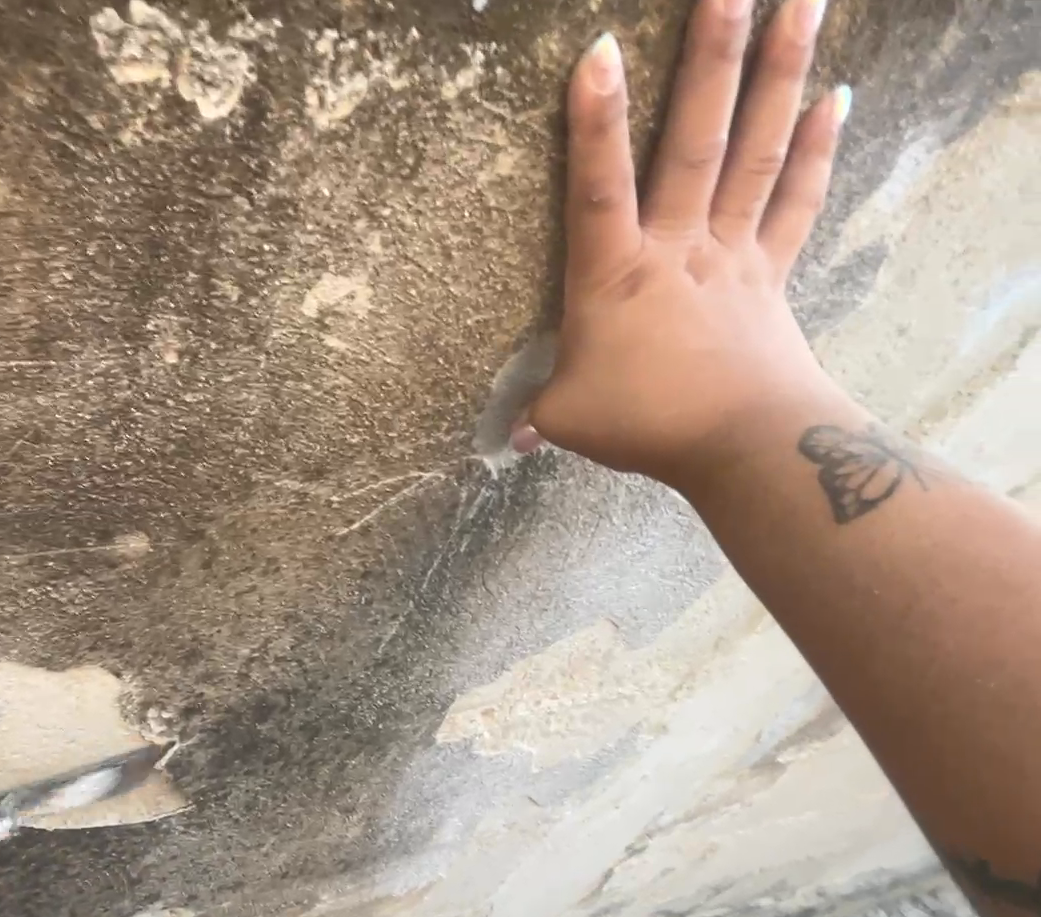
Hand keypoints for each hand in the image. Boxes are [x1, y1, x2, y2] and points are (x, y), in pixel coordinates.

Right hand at [526, 0, 855, 488]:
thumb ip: (533, 414)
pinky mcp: (768, 272)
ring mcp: (730, 253)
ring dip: (779, 76)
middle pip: (693, 143)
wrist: (743, 442)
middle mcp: (676, 247)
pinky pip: (794, 200)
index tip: (600, 50)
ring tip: (801, 2)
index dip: (594, 121)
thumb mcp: (563, 418)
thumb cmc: (642, 422)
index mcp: (613, 276)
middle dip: (711, 61)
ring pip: (754, 152)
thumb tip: (509, 439)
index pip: (597, 187)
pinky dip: (817, 148)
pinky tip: (837, 95)